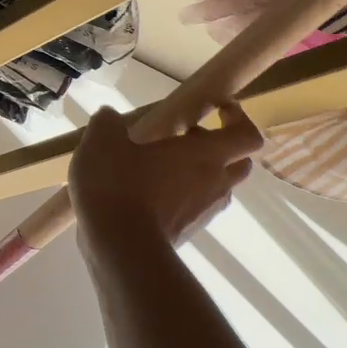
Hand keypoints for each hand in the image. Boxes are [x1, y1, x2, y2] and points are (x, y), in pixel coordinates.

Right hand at [69, 105, 262, 255]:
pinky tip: (147, 189)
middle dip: (218, 145)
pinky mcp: (192, 225)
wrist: (121, 240)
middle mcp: (216, 179)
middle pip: (238, 160)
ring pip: (219, 182)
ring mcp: (207, 206)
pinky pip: (198, 201)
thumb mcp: (100, 143)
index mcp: (203, 154)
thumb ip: (107, 123)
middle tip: (185, 135)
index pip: (245, 135)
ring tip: (160, 163)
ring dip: (201, 169)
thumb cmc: (116, 182)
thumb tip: (110, 114)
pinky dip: (183, 190)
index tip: (218, 107)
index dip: (238, 118)